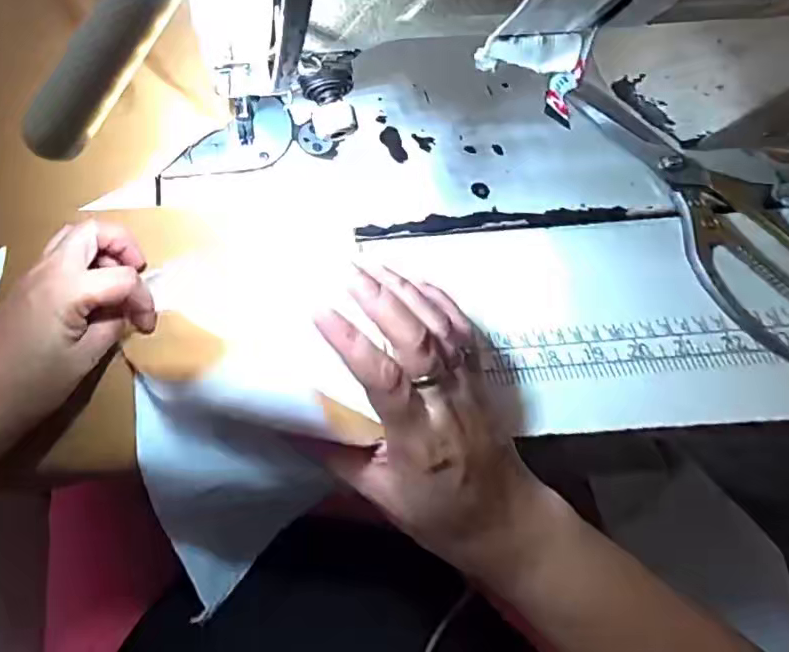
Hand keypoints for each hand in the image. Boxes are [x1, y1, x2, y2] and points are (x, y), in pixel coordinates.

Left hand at [0, 219, 156, 440]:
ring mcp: (34, 271)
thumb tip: (125, 309)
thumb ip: (112, 325)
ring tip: (114, 282)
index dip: (143, 298)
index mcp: (67, 286)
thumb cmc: (34, 384)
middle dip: (123, 245)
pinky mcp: (25, 283)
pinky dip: (82, 260)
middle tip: (137, 273)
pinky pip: (59, 253)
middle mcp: (50, 267)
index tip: (148, 325)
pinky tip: (89, 293)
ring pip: (73, 236)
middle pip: (94, 230)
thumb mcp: (85, 359)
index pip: (122, 275)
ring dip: (100, 248)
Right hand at [314, 260, 555, 576]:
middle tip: (348, 272)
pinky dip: (439, 299)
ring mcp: (469, 387)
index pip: (387, 382)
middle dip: (384, 302)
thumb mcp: (378, 495)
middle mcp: (447, 406)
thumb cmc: (437, 512)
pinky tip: (412, 278)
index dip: (353, 344)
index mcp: (418, 439)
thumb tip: (279, 422)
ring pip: (442, 329)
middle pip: (420, 344)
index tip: (320, 312)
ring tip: (371, 265)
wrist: (509, 522)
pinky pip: (462, 330)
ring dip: (406, 291)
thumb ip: (331, 454)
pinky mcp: (480, 377)